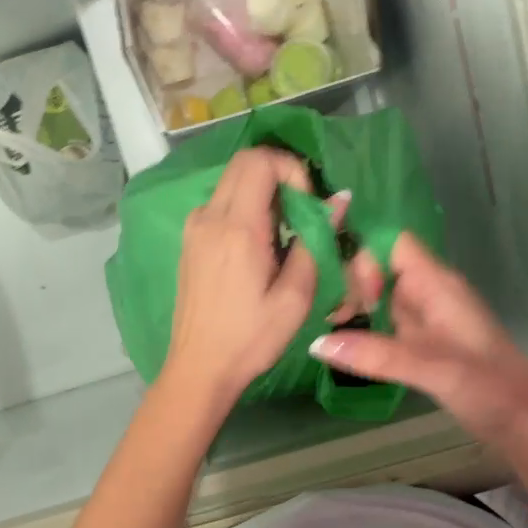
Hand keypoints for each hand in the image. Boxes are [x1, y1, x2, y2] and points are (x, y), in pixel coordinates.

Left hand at [161, 148, 346, 403]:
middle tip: (298, 216)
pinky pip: (220, 205)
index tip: (306, 205)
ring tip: (280, 238)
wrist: (199, 367)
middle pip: (244, 162)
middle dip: (279, 176)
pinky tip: (256, 250)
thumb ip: (316, 242)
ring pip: (231, 182)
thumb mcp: (295, 297)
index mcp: (236, 228)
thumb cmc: (250, 339)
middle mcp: (209, 218)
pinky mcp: (189, 242)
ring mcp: (194, 228)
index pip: (261, 160)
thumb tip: (338, 201)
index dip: (291, 170)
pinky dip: (243, 210)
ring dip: (261, 194)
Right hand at [310, 233, 527, 442]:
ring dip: (352, 306)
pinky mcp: (421, 342)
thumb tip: (316, 343)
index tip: (338, 285)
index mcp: (436, 285)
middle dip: (350, 284)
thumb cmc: (487, 386)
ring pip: (380, 296)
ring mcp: (425, 318)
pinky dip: (362, 329)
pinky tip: (339, 346)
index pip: (393, 243)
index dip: (363, 253)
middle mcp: (429, 294)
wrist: (523, 421)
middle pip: (380, 267)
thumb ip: (375, 355)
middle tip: (325, 317)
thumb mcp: (429, 368)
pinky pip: (384, 322)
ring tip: (321, 330)